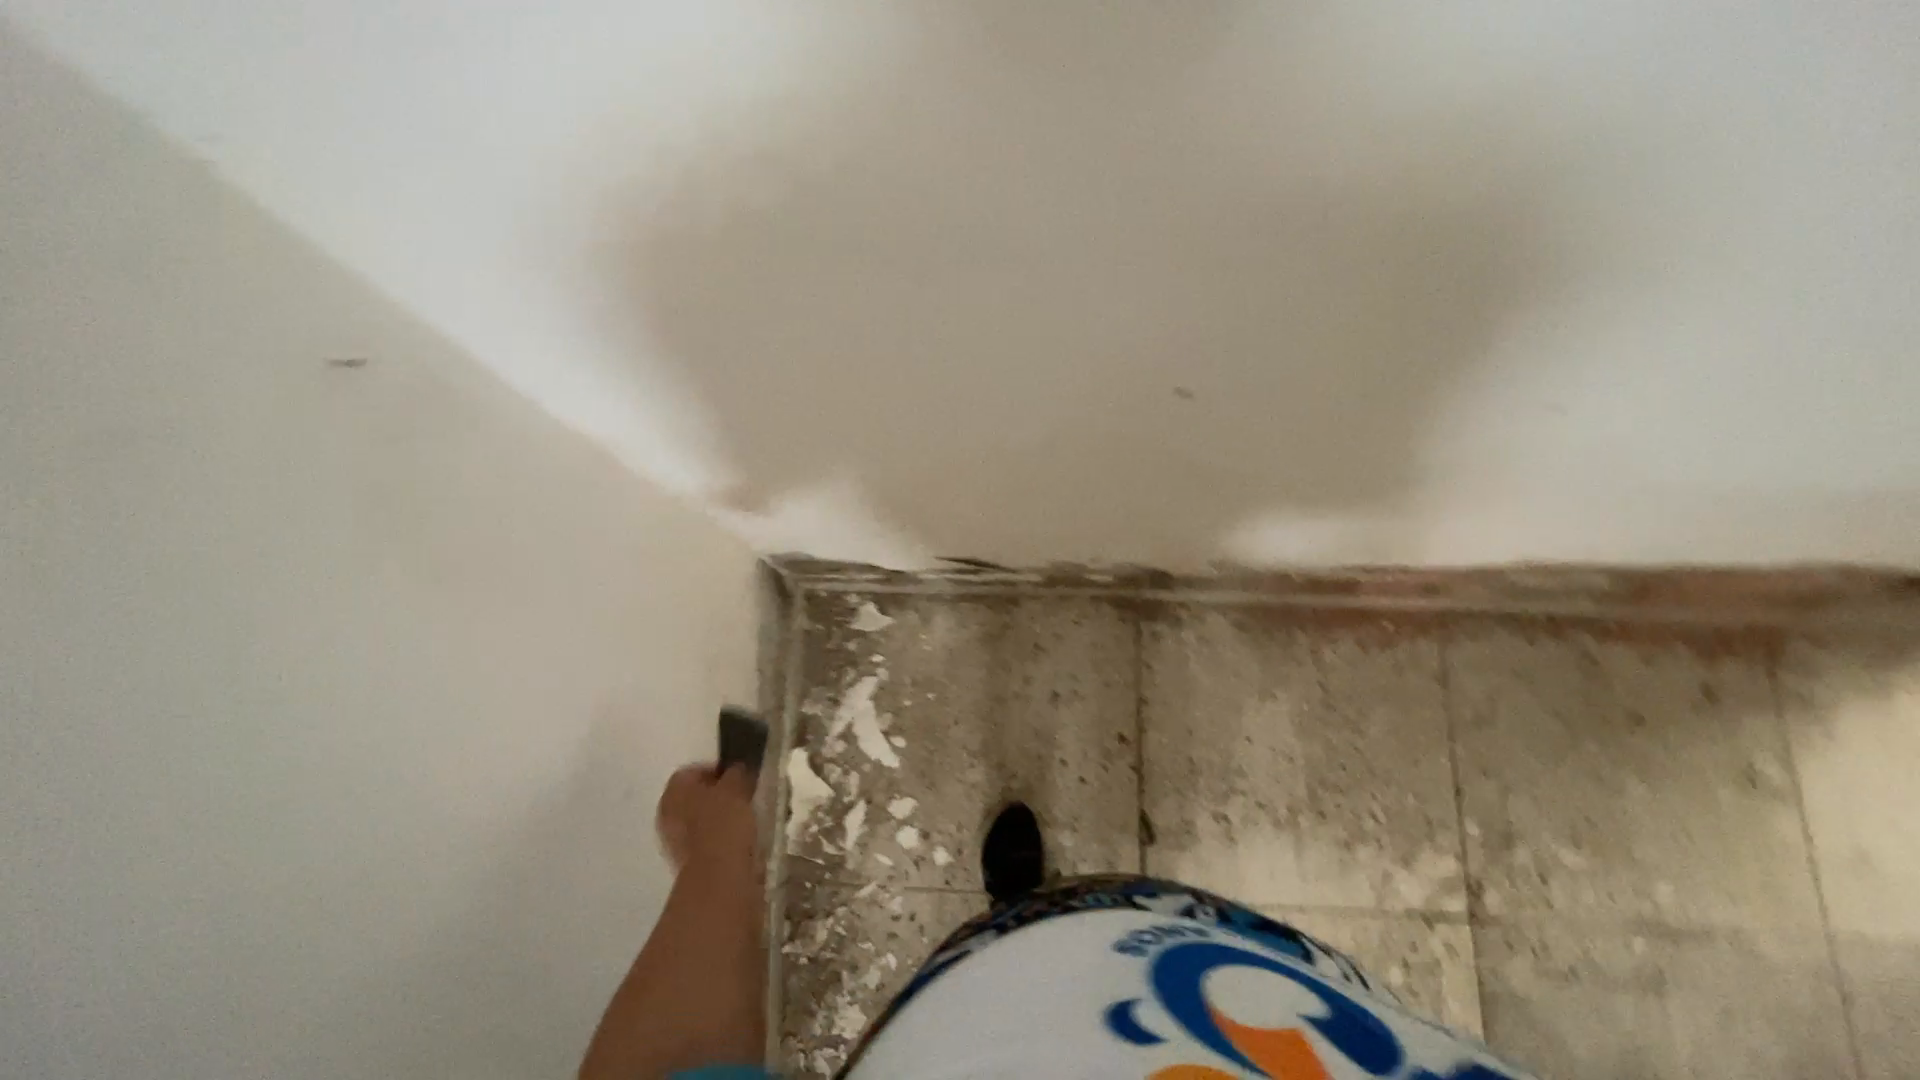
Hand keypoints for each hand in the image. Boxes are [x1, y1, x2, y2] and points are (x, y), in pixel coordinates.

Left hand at [655, 763, 757, 873]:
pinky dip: (718, 839)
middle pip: (694, 796)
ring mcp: (672, 840)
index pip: (693, 770)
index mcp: (673, 790)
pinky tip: (738, 840)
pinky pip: (703, 841)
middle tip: (742, 796)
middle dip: (717, 795)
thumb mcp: (736, 788)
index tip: (739, 776)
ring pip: (698, 820)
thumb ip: (736, 773)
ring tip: (744, 819)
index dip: (717, 770)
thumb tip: (737, 769)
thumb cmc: (724, 823)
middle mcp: (666, 812)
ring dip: (718, 818)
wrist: (718, 877)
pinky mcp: (685, 862)